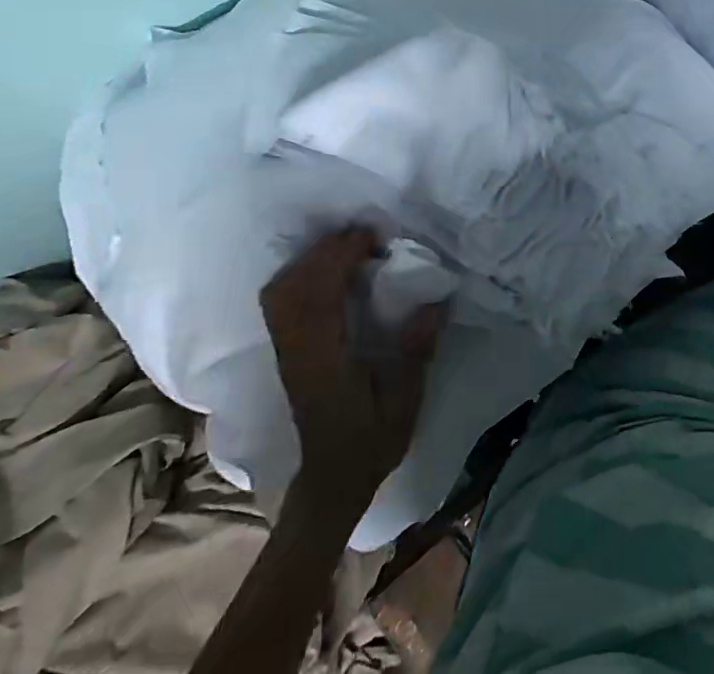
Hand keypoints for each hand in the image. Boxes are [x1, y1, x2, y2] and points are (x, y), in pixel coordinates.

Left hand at [260, 227, 443, 504]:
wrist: (333, 476)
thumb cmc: (371, 442)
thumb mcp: (403, 405)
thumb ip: (415, 353)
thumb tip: (434, 303)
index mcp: (324, 361)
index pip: (319, 296)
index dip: (340, 257)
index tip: (372, 239)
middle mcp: (296, 350)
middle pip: (293, 286)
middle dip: (325, 251)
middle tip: (365, 236)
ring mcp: (285, 350)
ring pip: (279, 290)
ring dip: (310, 260)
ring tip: (346, 248)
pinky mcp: (285, 350)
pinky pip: (279, 300)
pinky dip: (299, 275)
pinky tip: (325, 272)